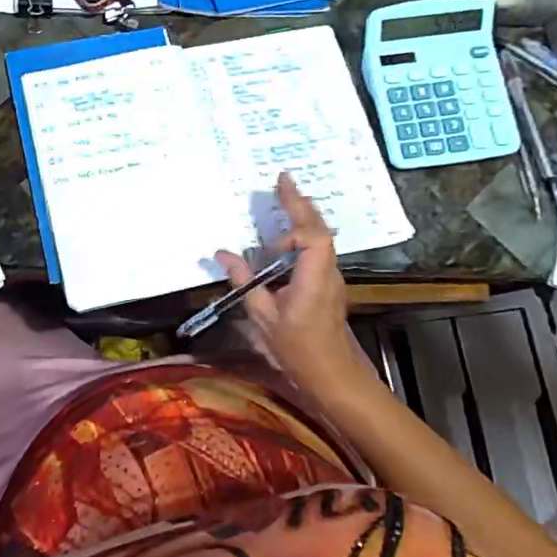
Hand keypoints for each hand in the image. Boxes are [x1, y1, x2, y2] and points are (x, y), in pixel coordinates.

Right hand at [214, 173, 363, 392]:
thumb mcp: (263, 319)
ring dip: (304, 218)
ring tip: (287, 199)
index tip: (275, 222)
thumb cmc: (298, 351)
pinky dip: (304, 236)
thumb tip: (223, 255)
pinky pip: (319, 251)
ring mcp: (332, 278)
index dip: (295, 224)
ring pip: (323, 239)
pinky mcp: (329, 285)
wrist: (332, 375)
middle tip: (282, 181)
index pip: (314, 238)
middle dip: (301, 203)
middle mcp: (328, 273)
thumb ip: (245, 283)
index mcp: (314, 279)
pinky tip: (288, 238)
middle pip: (321, 229)